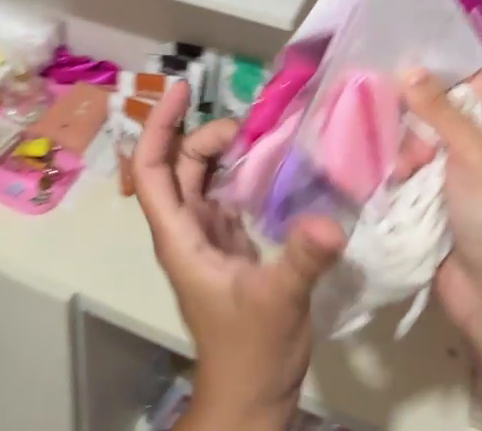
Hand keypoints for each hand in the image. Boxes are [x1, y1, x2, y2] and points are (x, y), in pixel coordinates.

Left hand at [134, 80, 345, 428]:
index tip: (180, 88)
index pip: (152, 170)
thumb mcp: (277, 300)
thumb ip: (300, 259)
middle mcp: (187, 228)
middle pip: (180, 165)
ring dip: (227, 151)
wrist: (253, 393)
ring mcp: (208, 236)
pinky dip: (247, 172)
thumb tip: (329, 223)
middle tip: (251, 123)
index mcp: (180, 236)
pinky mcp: (231, 244)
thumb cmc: (251, 350)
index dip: (159, 126)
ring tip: (268, 136)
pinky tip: (278, 164)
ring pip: (205, 177)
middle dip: (205, 134)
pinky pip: (230, 194)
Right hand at [400, 70, 481, 343]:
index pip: (470, 81)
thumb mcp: (473, 153)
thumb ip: (439, 109)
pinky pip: (408, 178)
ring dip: (403, 153)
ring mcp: (456, 179)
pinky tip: (381, 179)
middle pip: (436, 112)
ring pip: (417, 145)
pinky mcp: (434, 207)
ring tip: (399, 173)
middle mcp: (481, 148)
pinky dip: (395, 176)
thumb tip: (408, 66)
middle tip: (404, 137)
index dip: (438, 68)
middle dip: (414, 119)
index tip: (396, 56)